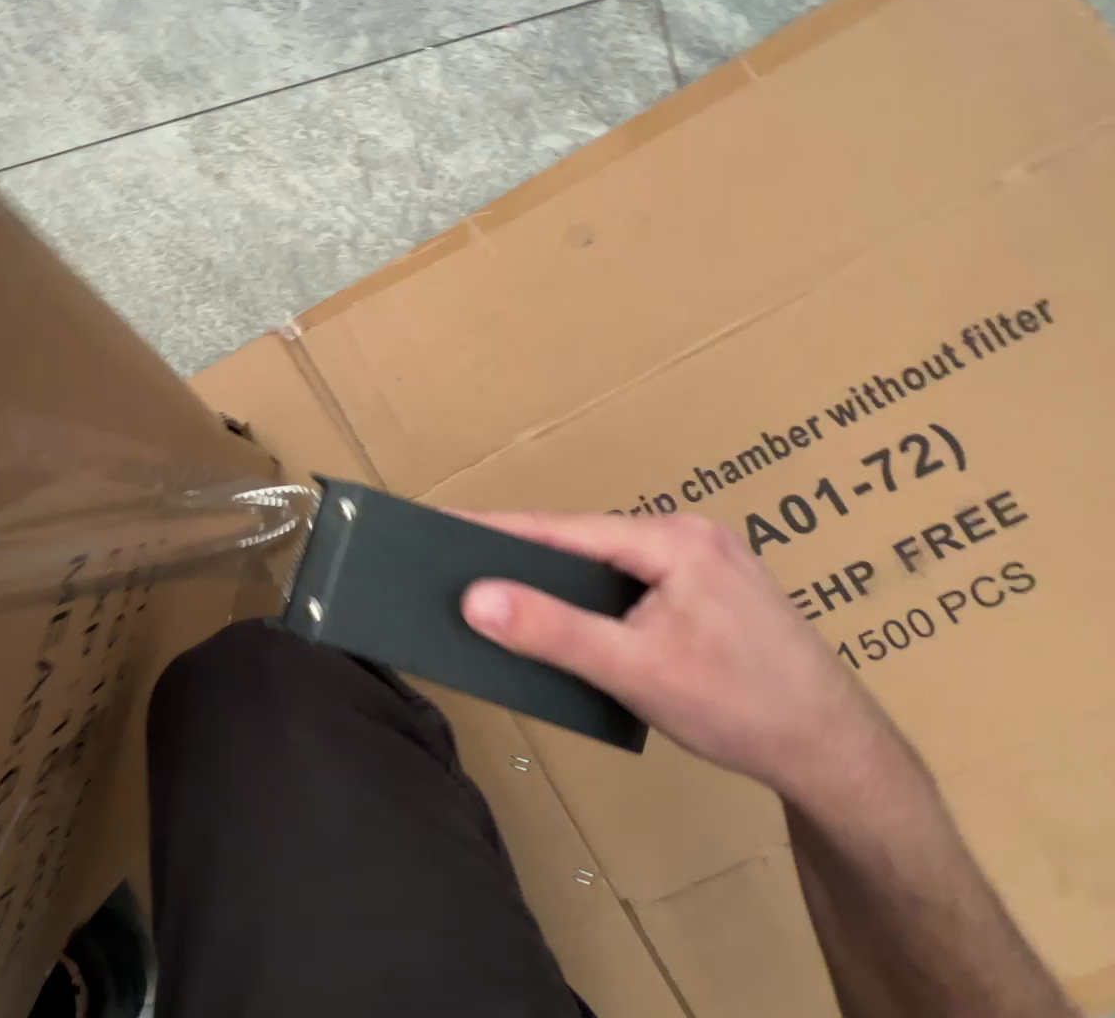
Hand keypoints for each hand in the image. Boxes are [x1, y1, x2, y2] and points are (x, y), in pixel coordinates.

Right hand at [459, 513, 904, 798]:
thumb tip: (476, 598)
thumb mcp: (633, 669)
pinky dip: (587, 598)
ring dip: (555, 580)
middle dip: (521, 556)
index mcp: (674, 540)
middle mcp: (689, 537)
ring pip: (603, 563)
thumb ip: (551, 630)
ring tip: (503, 593)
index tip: (441, 523)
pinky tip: (566, 618)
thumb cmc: (742, 708)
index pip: (560, 528)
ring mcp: (703, 562)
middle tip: (461, 565)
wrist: (837, 756)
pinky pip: (626, 583)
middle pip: (580, 541)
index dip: (494, 529)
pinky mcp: (707, 591)